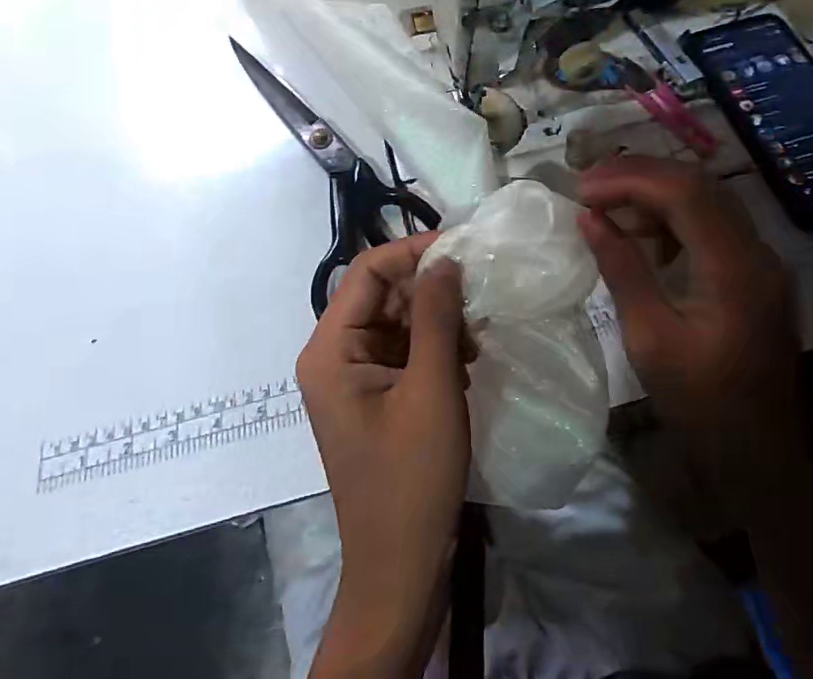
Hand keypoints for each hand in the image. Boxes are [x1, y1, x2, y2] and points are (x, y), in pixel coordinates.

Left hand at [298, 234, 468, 677]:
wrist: (401, 566)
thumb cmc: (412, 477)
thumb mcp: (431, 389)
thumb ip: (436, 317)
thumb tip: (445, 258)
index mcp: (330, 349)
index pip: (367, 272)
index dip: (412, 251)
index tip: (463, 247)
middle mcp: (333, 356)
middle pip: (382, 295)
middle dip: (431, 290)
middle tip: (482, 292)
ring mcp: (353, 379)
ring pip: (397, 323)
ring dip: (439, 322)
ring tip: (480, 335)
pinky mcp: (375, 398)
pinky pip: (404, 353)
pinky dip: (436, 349)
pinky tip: (469, 361)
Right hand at [577, 157, 803, 496]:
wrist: (760, 454)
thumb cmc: (700, 405)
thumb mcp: (648, 339)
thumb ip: (621, 270)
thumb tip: (589, 219)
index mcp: (735, 271)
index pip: (685, 193)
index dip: (630, 179)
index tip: (582, 189)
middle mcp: (759, 253)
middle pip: (699, 184)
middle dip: (639, 176)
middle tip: (589, 188)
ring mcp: (765, 260)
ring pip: (709, 198)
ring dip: (656, 193)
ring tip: (609, 210)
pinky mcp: (759, 271)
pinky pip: (715, 222)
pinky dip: (675, 216)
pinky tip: (646, 238)